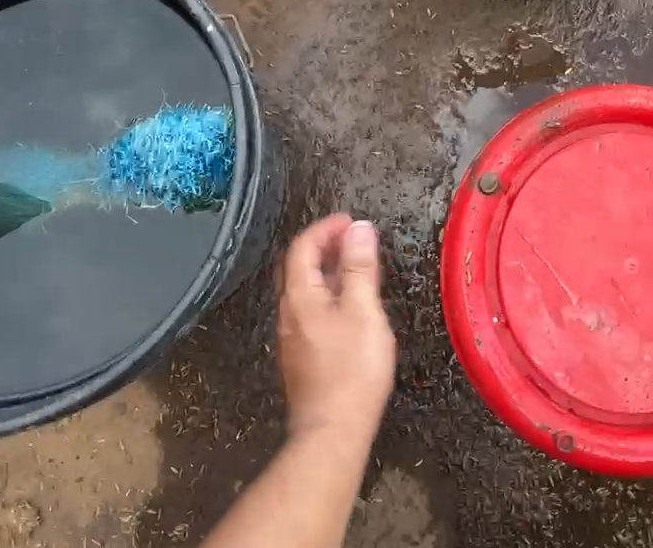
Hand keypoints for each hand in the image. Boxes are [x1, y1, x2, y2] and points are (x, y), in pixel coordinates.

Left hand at [276, 214, 395, 447]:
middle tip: (352, 238)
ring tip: (358, 265)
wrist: (333, 432)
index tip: (350, 221)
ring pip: (305, 289)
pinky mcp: (303, 355)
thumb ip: (360, 267)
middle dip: (323, 245)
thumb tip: (358, 228)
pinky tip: (352, 304)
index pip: (302, 247)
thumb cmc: (351, 369)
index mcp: (300, 297)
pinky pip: (311, 309)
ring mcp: (293, 336)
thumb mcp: (363, 310)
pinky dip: (329, 292)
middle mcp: (289, 313)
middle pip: (298, 267)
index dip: (325, 228)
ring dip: (328, 269)